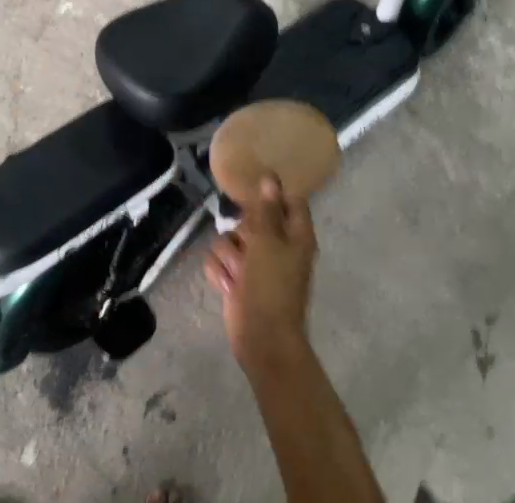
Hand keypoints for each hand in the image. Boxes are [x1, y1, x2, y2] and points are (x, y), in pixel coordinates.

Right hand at [205, 175, 317, 374]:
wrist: (262, 338)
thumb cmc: (271, 286)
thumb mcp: (268, 241)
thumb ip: (266, 209)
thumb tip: (271, 177)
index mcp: (295, 234)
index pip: (287, 200)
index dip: (271, 192)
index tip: (251, 187)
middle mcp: (276, 245)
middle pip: (252, 218)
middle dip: (241, 230)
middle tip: (247, 242)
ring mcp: (255, 263)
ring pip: (229, 239)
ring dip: (228, 255)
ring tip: (237, 273)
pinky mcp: (236, 279)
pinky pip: (219, 261)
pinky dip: (220, 273)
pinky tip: (227, 286)